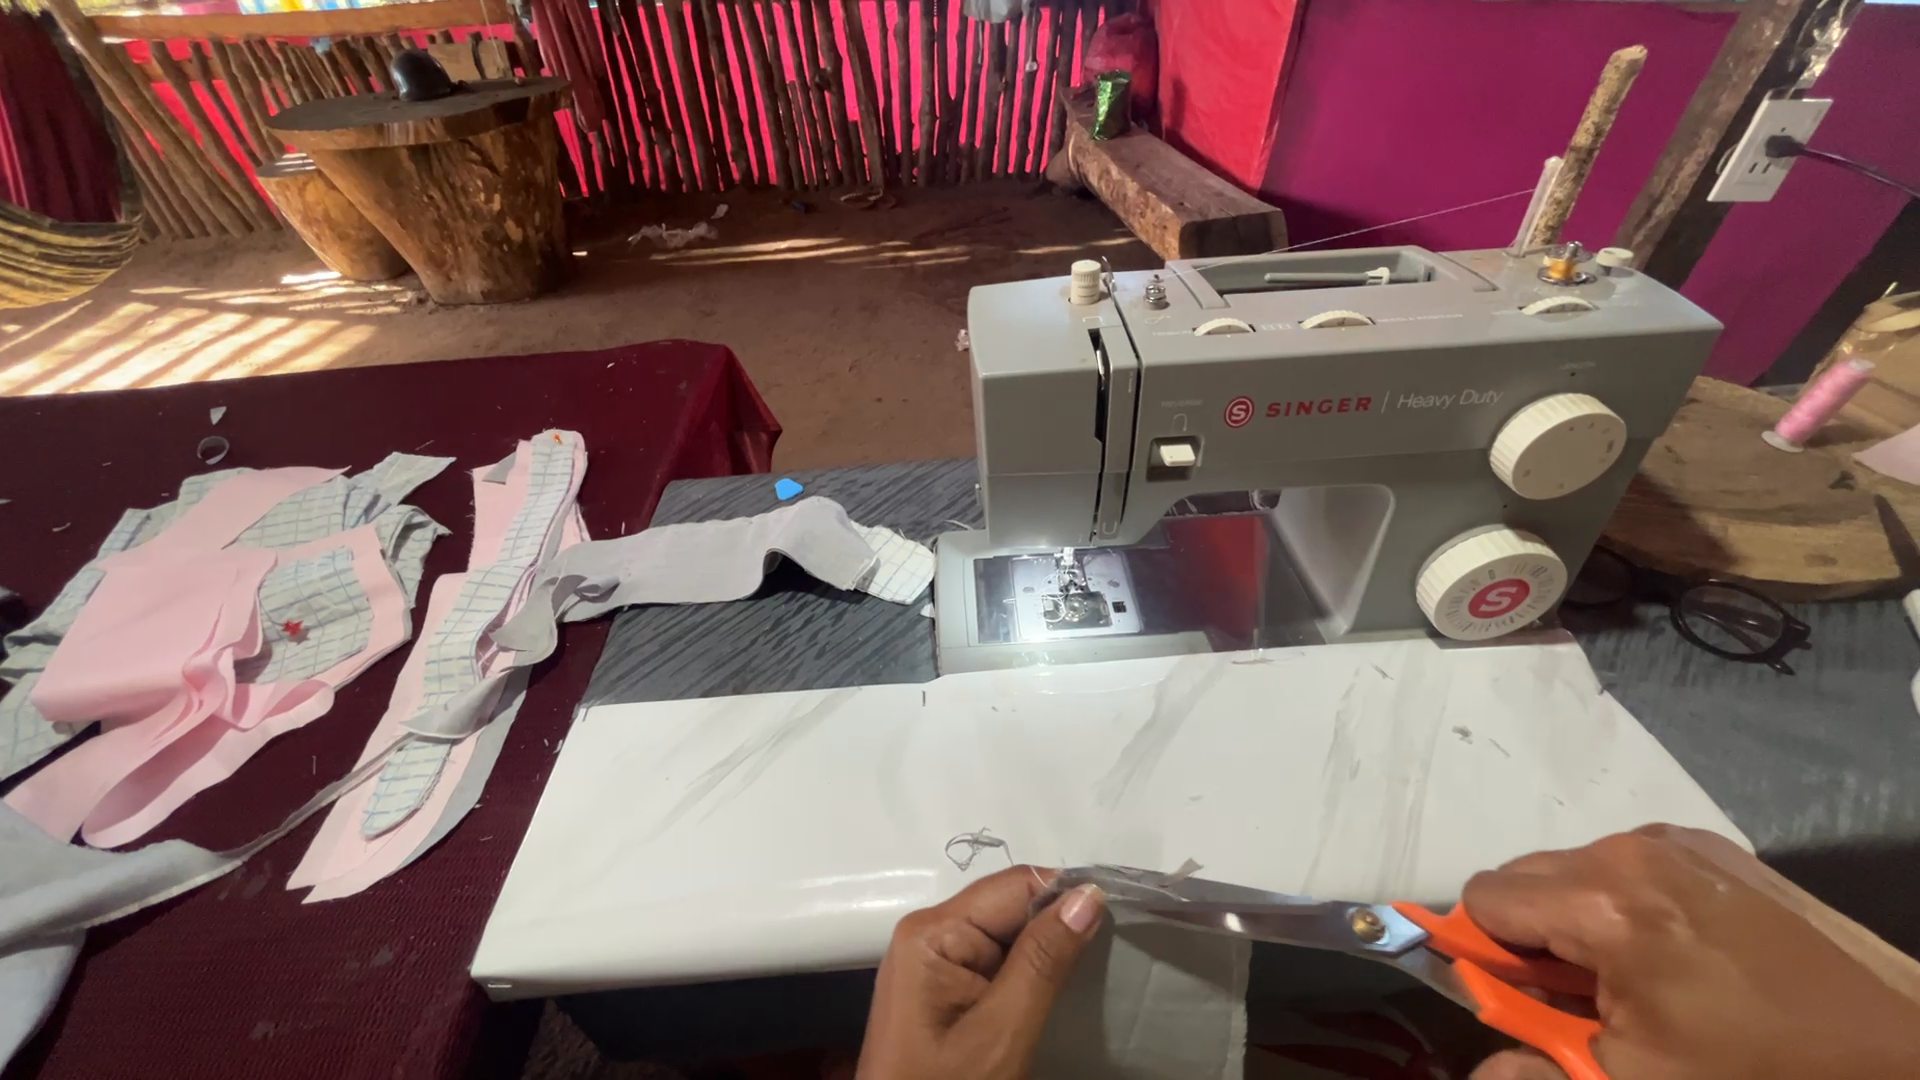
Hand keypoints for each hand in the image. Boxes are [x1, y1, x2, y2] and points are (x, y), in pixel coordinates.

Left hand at [856, 866, 1104, 1079]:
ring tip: (1087, 968)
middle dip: (1055, 922)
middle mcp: (928, 930)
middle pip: (1008, 904)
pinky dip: (1025, 969)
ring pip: (1005, 930)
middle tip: (1108, 948)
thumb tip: (1087, 895)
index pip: (1014, 886)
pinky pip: (992, 957)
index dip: (1065, 894)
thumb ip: (1043, 960)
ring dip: (1044, 948)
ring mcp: (932, 958)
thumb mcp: (1001, 1034)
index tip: (1114, 915)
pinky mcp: (940, 984)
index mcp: (933, 931)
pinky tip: (1052, 987)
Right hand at [1463, 824, 1919, 1079]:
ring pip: (1572, 867)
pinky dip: (1627, 900)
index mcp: (1601, 903)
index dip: (1491, 948)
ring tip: (1644, 973)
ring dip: (1579, 915)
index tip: (1525, 992)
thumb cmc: (1764, 1074)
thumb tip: (1482, 1071)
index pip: (1486, 897)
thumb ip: (1540, 1064)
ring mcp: (1673, 843)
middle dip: (1536, 932)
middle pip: (1524, 876)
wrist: (1917, 1065)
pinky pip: (1626, 862)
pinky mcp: (1712, 847)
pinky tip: (1681, 950)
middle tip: (1587, 994)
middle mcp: (1625, 851)